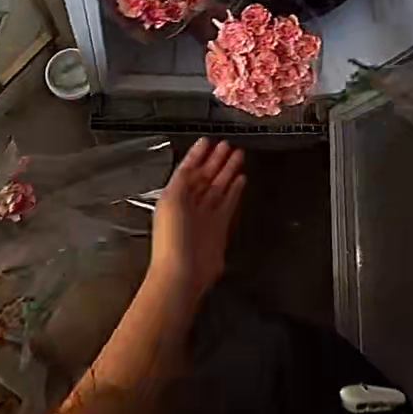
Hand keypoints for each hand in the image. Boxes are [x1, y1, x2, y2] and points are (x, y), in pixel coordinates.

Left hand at [147, 137, 245, 304]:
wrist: (182, 273)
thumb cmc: (171, 239)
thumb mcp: (171, 201)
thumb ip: (182, 181)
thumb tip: (191, 166)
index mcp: (174, 196)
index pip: (188, 169)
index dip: (197, 155)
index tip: (207, 140)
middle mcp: (190, 203)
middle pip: (205, 176)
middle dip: (215, 160)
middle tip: (227, 144)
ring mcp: (205, 215)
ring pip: (218, 186)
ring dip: (227, 171)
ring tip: (238, 155)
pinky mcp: (219, 226)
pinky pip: (228, 203)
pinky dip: (235, 190)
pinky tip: (241, 179)